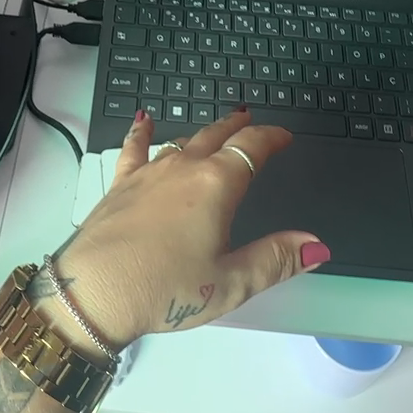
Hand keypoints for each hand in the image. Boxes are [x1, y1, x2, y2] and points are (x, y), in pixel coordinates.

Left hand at [44, 108, 327, 350]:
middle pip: (216, 135)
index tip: (284, 135)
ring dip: (201, 134)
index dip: (271, 137)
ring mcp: (148, 172)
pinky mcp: (121, 183)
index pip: (251, 148)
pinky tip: (142, 120)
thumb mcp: (231, 282)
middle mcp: (183, 168)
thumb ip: (276, 260)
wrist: (95, 291)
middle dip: (237, 127)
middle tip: (250, 120)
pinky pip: (134, 147)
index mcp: (216, 185)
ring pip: (181, 140)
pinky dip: (141, 132)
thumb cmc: (165, 289)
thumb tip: (317, 245)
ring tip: (213, 132)